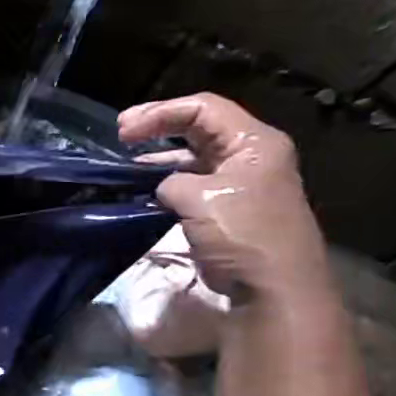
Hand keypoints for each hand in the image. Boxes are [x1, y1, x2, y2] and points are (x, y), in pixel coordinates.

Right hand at [117, 93, 328, 303]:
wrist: (273, 286)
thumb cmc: (242, 234)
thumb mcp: (199, 198)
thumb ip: (172, 181)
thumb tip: (165, 188)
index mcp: (253, 142)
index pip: (202, 108)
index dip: (160, 113)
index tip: (124, 130)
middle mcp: (250, 154)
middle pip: (199, 126)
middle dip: (159, 125)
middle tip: (122, 133)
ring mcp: (241, 181)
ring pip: (195, 154)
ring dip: (161, 154)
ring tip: (128, 160)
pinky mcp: (229, 206)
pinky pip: (195, 180)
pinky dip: (169, 179)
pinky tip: (145, 186)